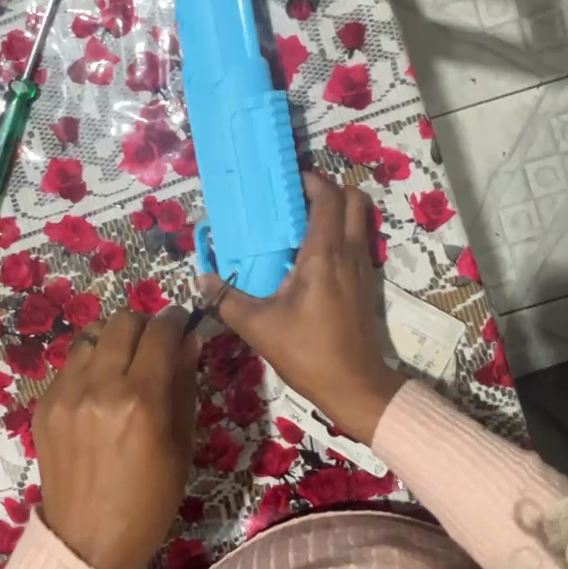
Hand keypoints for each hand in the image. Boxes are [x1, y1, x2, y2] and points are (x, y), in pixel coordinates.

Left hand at [34, 307, 197, 568]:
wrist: (89, 541)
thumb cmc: (149, 499)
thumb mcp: (182, 444)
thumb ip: (185, 385)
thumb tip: (189, 340)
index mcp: (143, 398)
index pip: (161, 331)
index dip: (175, 320)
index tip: (181, 323)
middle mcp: (101, 385)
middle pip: (123, 321)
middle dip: (144, 325)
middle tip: (153, 344)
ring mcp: (67, 393)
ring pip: (92, 336)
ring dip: (113, 341)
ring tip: (122, 364)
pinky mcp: (44, 404)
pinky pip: (70, 364)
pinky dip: (89, 365)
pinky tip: (97, 390)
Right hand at [205, 172, 404, 443]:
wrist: (355, 387)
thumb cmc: (308, 353)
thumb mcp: (258, 327)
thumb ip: (226, 299)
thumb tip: (202, 280)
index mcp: (324, 253)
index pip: (328, 196)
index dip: (310, 181)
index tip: (284, 182)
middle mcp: (348, 252)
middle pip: (353, 198)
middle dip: (327, 189)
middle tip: (295, 200)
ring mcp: (362, 267)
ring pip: (358, 219)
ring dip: (336, 210)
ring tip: (300, 223)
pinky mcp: (366, 283)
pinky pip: (357, 241)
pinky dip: (340, 233)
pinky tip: (310, 255)